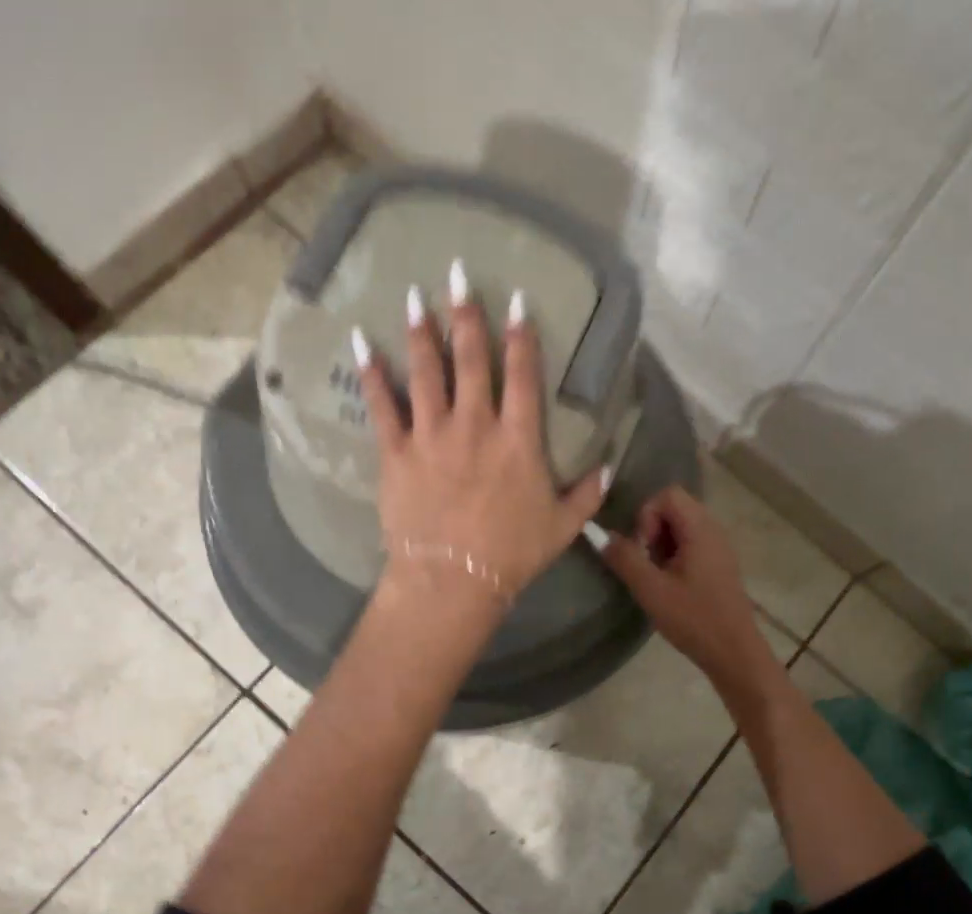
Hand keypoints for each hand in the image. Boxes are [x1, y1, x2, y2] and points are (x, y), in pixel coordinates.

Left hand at [354, 263, 607, 612]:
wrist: (451, 581)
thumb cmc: (512, 554)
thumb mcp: (562, 526)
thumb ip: (587, 493)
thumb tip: (610, 467)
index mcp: (518, 439)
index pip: (524, 374)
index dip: (522, 334)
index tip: (517, 299)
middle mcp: (475, 424)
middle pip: (471, 359)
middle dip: (466, 314)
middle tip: (457, 275)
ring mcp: (431, 435)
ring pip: (425, 372)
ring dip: (421, 331)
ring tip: (416, 297)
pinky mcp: (395, 452)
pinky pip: (382, 406)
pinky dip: (372, 374)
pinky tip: (362, 342)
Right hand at [596, 486, 779, 690]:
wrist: (734, 653)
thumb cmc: (694, 619)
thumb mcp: (651, 590)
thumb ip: (624, 559)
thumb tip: (600, 536)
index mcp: (700, 529)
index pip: (667, 494)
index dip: (646, 515)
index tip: (642, 549)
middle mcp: (713, 530)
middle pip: (674, 508)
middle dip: (651, 530)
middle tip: (646, 564)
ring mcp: (719, 547)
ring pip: (681, 527)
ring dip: (661, 545)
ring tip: (656, 577)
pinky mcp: (719, 564)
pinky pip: (691, 544)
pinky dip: (674, 556)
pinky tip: (670, 586)